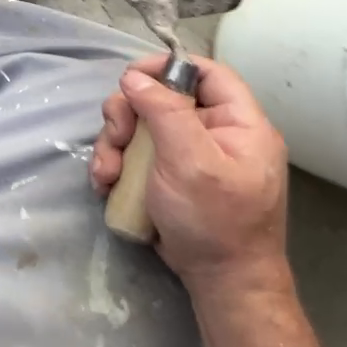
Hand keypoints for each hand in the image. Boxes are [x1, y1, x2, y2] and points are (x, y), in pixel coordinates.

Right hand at [90, 54, 290, 290]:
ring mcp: (187, 152)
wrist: (219, 280)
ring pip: (137, 123)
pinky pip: (131, 149)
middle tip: (116, 137)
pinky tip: (108, 181)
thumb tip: (134, 76)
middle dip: (127, 115)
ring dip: (113, 143)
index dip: (168, 66)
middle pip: (159, 96)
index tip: (131, 78)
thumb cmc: (216, 221)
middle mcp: (214, 133)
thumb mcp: (191, 163)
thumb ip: (165, 113)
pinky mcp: (165, 170)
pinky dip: (114, 162)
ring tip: (108, 172)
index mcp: (239, 126)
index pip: (208, 73)